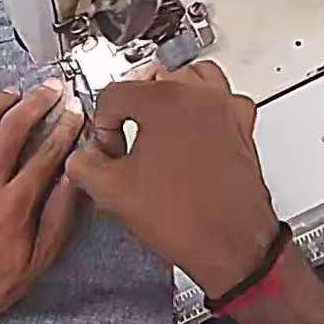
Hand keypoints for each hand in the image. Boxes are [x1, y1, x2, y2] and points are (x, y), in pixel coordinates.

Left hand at [0, 83, 86, 323]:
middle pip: (11, 128)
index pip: (46, 153)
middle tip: (50, 90)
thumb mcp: (36, 261)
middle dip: (36, 103)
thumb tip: (73, 179)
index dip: (65, 129)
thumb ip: (57, 217)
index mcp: (13, 205)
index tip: (76, 113)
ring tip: (13, 93)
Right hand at [66, 61, 279, 296]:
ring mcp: (224, 108)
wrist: (230, 244)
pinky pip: (219, 100)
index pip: (114, 95)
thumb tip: (81, 157)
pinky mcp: (242, 127)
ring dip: (168, 96)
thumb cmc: (185, 217)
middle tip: (125, 138)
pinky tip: (189, 133)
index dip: (101, 125)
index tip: (106, 148)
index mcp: (163, 101)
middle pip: (151, 79)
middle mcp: (198, 96)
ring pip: (189, 79)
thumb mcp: (112, 191)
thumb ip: (84, 165)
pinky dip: (201, 108)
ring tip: (154, 126)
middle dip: (131, 109)